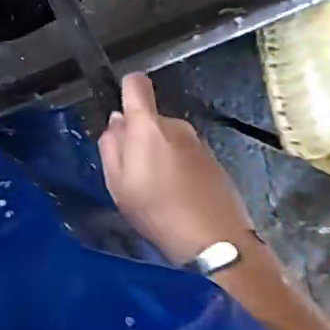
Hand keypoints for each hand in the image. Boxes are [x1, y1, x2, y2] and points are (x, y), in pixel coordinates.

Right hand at [100, 72, 260, 265]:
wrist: (219, 245)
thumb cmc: (157, 211)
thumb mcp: (117, 183)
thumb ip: (110, 146)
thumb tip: (116, 122)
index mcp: (148, 125)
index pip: (136, 83)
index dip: (125, 89)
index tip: (120, 111)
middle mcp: (176, 126)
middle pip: (149, 118)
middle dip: (139, 136)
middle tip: (135, 171)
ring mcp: (199, 144)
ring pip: (168, 138)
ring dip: (160, 154)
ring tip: (158, 188)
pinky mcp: (216, 163)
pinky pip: (186, 155)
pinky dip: (179, 168)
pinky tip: (179, 196)